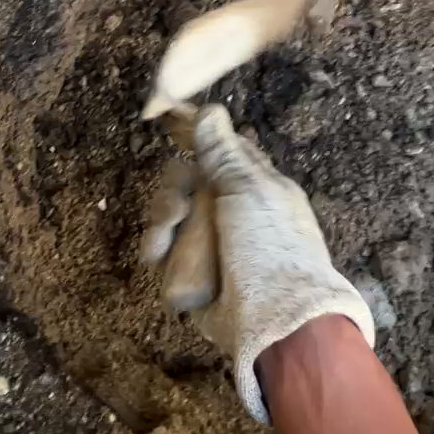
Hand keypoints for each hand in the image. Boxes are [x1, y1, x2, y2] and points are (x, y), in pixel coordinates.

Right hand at [142, 104, 374, 421]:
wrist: (275, 324)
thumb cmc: (271, 249)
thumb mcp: (250, 191)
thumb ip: (223, 153)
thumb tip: (209, 110)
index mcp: (254, 185)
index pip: (218, 147)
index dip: (191, 132)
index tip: (164, 117)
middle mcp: (230, 209)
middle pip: (185, 180)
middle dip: (174, 189)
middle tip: (180, 207)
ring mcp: (211, 242)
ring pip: (170, 214)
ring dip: (163, 221)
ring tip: (167, 238)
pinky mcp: (192, 272)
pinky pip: (164, 250)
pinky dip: (159, 251)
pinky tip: (158, 255)